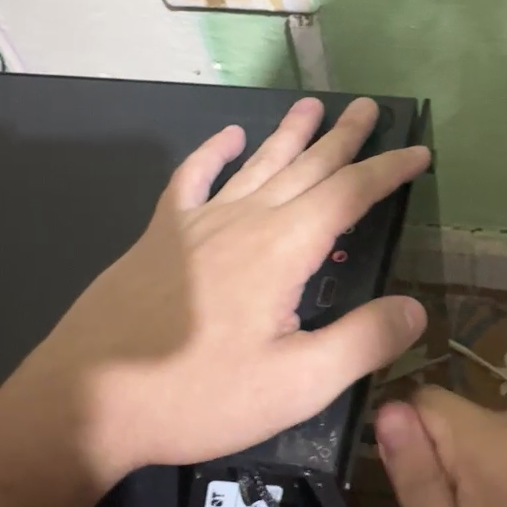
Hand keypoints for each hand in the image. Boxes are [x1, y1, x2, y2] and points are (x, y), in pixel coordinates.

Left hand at [0, 97, 430, 488]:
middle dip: (343, 138)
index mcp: (282, 249)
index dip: (388, 171)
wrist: (87, 400)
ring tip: (313, 106)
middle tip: (369, 106)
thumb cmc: (199, 395)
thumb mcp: (297, 384)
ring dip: (289, 134)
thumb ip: (363, 342)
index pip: (349, 194)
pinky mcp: (160, 236)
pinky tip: (228, 137)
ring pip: (257, 165)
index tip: (419, 151)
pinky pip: (192, 180)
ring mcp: (197, 224)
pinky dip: (213, 153)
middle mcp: (244, 221)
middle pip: (305, 167)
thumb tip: (416, 308)